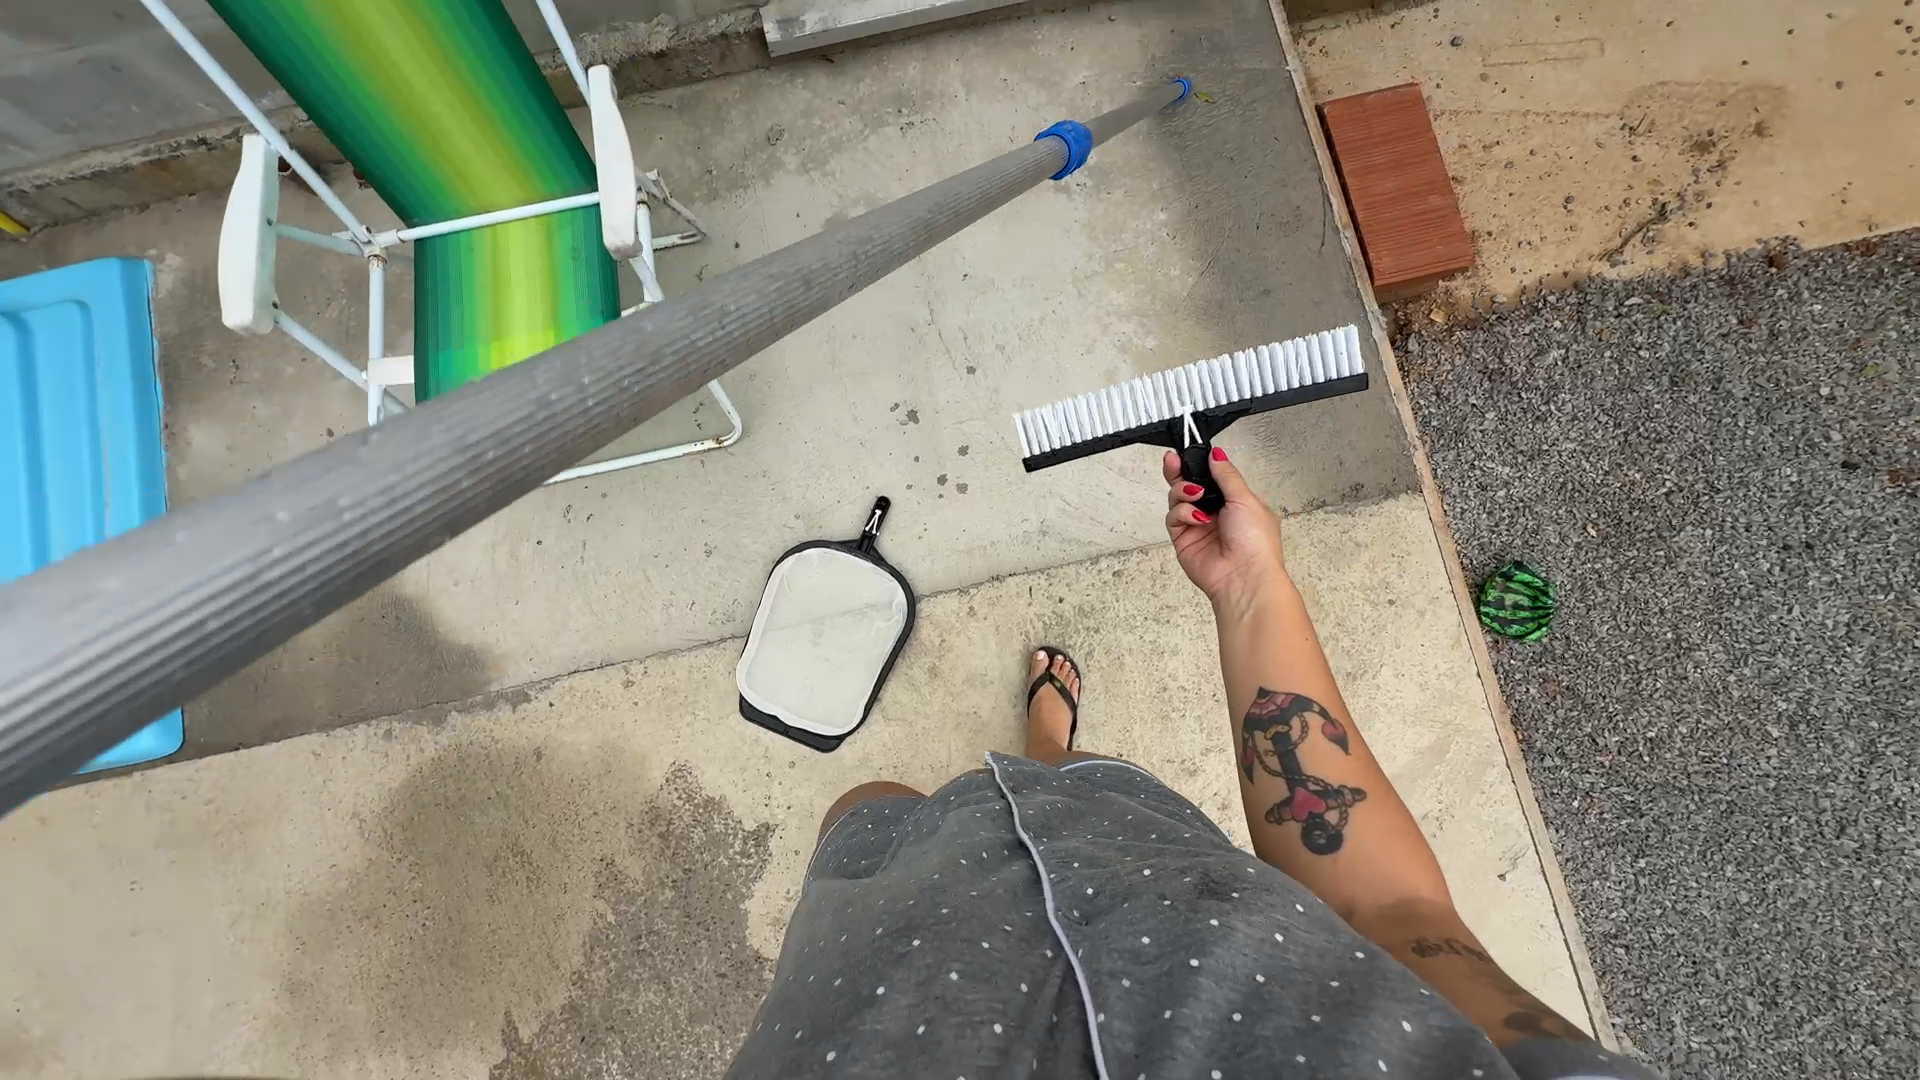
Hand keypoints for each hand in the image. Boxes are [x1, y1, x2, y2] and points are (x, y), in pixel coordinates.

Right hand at [1163, 448, 1286, 611]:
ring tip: (1194, 495)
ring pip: (1178, 498)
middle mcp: (1215, 512)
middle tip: (1172, 461)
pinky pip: (1173, 517)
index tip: (1187, 453)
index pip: (1211, 476)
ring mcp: (1198, 525)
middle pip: (1189, 485)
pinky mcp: (1183, 538)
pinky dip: (1181, 513)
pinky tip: (1196, 517)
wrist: (1243, 576)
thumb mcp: (1245, 498)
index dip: (1198, 464)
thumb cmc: (1256, 544)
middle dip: (1179, 472)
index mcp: (1235, 502)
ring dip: (1183, 492)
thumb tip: (1216, 454)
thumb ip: (1226, 474)